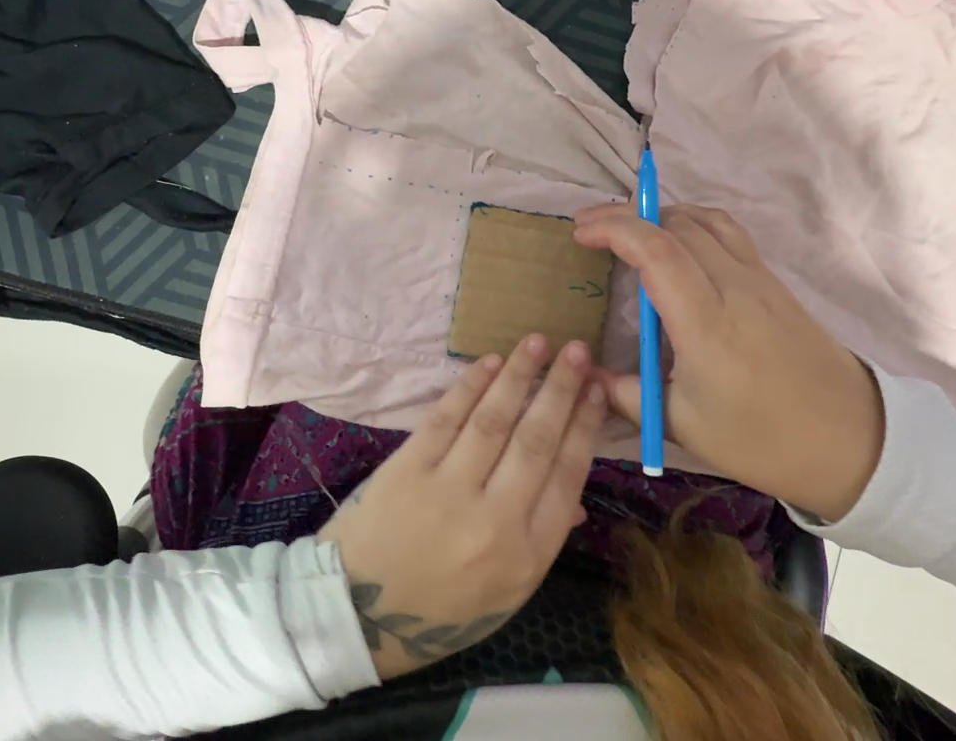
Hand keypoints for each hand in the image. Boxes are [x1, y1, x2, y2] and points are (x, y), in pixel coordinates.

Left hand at [317, 334, 607, 679]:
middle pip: (537, 440)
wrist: (356, 614)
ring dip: (520, 375)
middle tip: (578, 351)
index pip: (568, 476)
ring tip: (540, 342)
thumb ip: (542, 540)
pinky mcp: (408, 469)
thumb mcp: (504, 593)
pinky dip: (471, 386)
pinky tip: (491, 363)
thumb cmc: (438, 609)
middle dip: (561, 390)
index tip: (598, 389)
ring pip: (495, 420)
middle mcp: (495, 520)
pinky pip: (447, 417)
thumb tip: (576, 498)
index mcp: (527, 555)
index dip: (585, 425)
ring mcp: (448, 491)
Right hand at [573, 203, 882, 521]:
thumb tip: (583, 372)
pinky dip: (691, 223)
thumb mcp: (683, 425)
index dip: (615, 230)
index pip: (657, 251)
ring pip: (705, 220)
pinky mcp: (774, 283)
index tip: (580, 233)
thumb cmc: (763, 439)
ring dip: (660, 215)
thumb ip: (627, 394)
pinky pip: (728, 233)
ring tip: (628, 230)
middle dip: (625, 216)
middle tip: (588, 229)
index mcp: (706, 323)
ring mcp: (759, 279)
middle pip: (676, 224)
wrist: (854, 442)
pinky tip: (675, 243)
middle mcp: (734, 287)